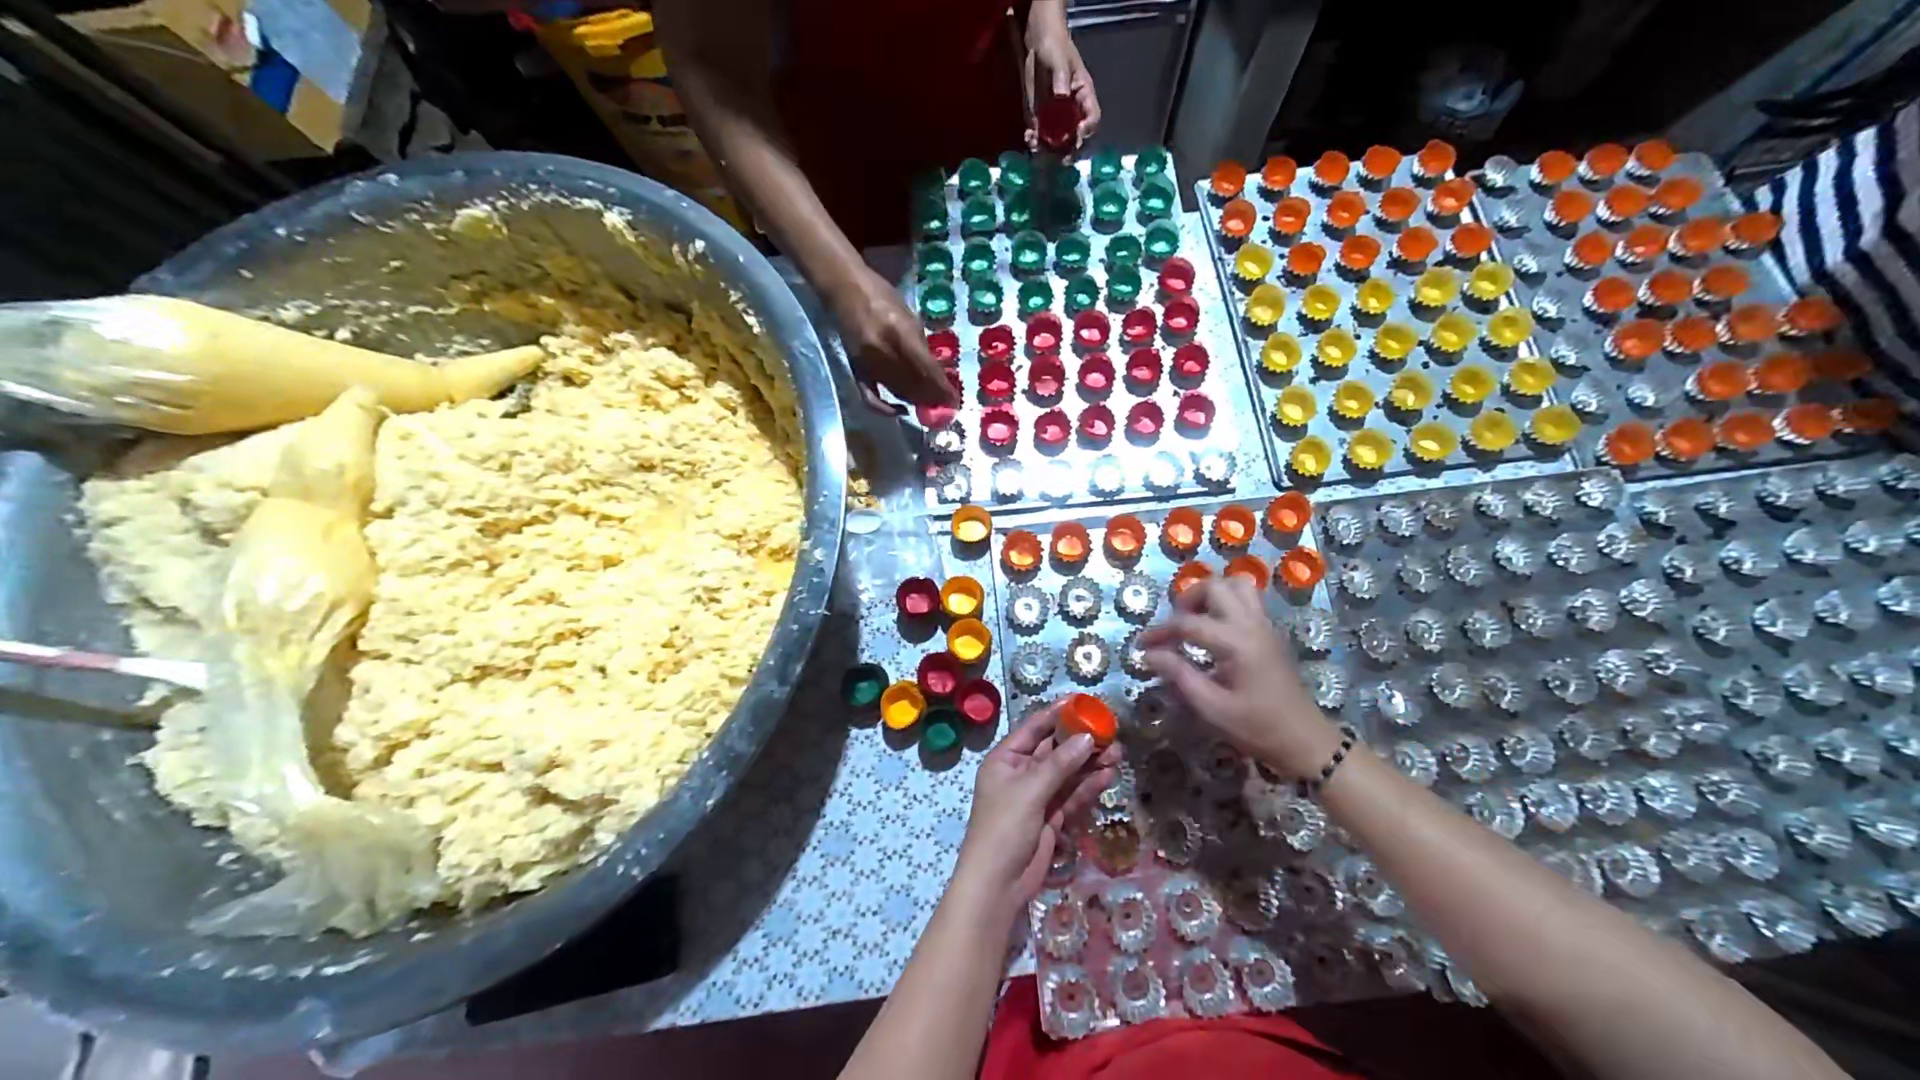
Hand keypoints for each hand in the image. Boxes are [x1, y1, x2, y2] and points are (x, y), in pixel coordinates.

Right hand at [825, 265, 959, 412]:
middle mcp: (882, 352)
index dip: (942, 388)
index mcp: (899, 332)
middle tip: (946, 404)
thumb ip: (921, 344)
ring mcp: (866, 363)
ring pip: (897, 392)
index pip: (926, 370)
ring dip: (916, 401)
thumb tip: (936, 370)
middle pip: (913, 385)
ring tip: (931, 405)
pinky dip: (887, 409)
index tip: (954, 400)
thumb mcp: (909, 314)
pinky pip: (871, 398)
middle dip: (932, 397)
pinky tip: (902, 410)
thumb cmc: (880, 294)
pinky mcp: (855, 369)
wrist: (844, 289)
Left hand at [955, 702, 1120, 916]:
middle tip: (1109, 730)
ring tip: (1117, 752)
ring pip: (1067, 773)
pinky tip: (1108, 775)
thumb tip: (1087, 737)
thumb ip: (1060, 764)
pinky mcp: (1051, 817)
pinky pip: (1072, 795)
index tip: (1082, 702)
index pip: (1034, 729)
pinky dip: (1088, 786)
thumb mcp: (1030, 790)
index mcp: (1005, 759)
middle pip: (1054, 750)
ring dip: (1090, 763)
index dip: (1057, 715)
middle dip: (1080, 741)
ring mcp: (1036, 796)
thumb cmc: (1004, 827)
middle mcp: (1020, 773)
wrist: (998, 883)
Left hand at [1023, 2, 1099, 150]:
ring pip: (1057, 141)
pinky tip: (1029, 139)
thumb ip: (1062, 79)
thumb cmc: (1054, 46)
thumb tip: (1062, 97)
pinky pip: (1040, 136)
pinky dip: (1034, 142)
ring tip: (1038, 148)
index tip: (1076, 135)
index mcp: (1083, 96)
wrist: (1035, 42)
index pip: (1092, 119)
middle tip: (1059, 158)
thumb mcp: (1059, 60)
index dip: (1086, 130)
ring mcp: (1056, 118)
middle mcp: (1072, 111)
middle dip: (1067, 149)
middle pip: (1075, 137)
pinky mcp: (1040, 119)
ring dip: (1048, 150)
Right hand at [1139, 577, 1344, 777]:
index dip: (1159, 632)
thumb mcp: (1211, 707)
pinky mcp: (1270, 632)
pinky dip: (1226, 602)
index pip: (1187, 623)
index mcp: (1236, 643)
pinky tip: (1215, 628)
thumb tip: (1148, 654)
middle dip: (1187, 599)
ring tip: (1195, 619)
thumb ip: (1178, 675)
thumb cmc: (1256, 727)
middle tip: (1173, 626)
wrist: (1304, 740)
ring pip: (1236, 585)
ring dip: (1211, 594)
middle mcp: (1251, 625)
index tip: (1141, 646)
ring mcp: (1265, 625)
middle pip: (1215, 587)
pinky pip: (1248, 599)